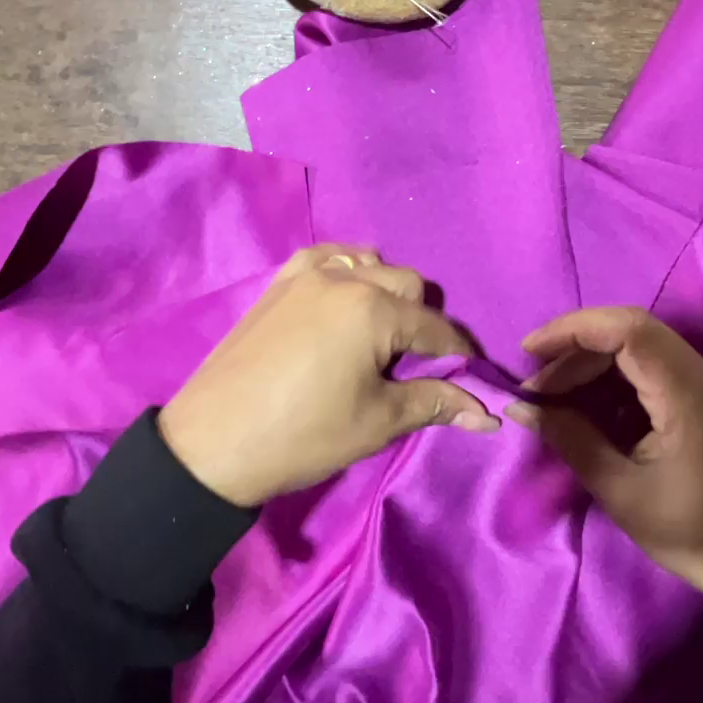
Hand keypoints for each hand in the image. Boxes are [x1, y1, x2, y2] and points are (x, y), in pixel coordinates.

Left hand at [160, 244, 497, 506]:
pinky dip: (347, 273)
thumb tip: (488, 416)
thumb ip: (435, 404)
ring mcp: (307, 275)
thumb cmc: (303, 435)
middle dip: (422, 321)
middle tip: (415, 365)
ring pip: (369, 264)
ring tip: (378, 336)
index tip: (471, 377)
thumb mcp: (377, 422)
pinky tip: (343, 302)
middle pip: (407, 285)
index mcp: (374, 310)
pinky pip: (328, 259)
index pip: (436, 327)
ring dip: (386, 292)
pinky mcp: (279, 283)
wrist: (213, 443)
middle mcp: (345, 278)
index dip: (459, 355)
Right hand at [507, 307, 702, 621]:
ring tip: (553, 398)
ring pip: (640, 349)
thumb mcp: (620, 491)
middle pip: (631, 334)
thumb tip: (521, 407)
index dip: (573, 329)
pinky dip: (615, 380)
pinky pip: (655, 371)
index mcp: (689, 394)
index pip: (628, 329)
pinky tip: (588, 407)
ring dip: (592, 365)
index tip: (530, 353)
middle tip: (536, 388)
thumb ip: (570, 439)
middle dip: (575, 352)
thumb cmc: (692, 533)